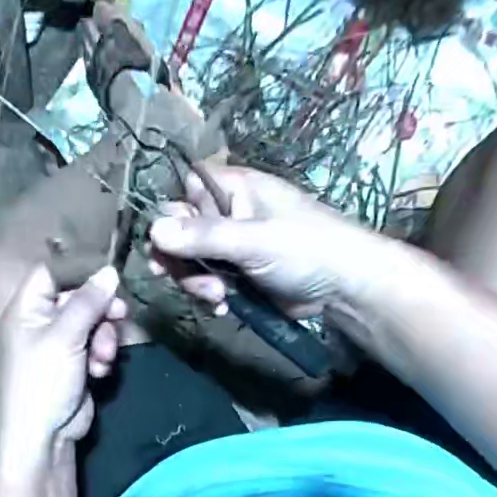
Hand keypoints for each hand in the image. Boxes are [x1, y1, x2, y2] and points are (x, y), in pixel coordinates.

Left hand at [0, 264, 125, 468]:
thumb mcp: (65, 336)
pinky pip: (95, 347)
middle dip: (101, 309)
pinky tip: (100, 371)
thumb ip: (88, 301)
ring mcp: (58, 345)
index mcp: (26, 309)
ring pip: (92, 324)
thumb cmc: (43, 381)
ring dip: (104, 337)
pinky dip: (101, 356)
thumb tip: (109, 272)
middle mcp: (39, 323)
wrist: (43, 437)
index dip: (79, 270)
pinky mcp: (75, 364)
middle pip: (78, 298)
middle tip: (121, 313)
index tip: (108, 273)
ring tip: (103, 356)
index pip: (51, 272)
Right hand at [145, 163, 391, 318]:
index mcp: (234, 189)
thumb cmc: (305, 249)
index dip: (171, 215)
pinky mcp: (238, 275)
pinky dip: (209, 296)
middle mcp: (229, 213)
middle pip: (180, 231)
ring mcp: (232, 246)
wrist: (344, 288)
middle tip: (183, 279)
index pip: (184, 191)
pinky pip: (207, 282)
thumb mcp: (252, 240)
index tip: (164, 243)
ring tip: (218, 297)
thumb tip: (152, 231)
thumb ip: (203, 236)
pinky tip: (223, 307)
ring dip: (196, 282)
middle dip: (180, 259)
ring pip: (190, 261)